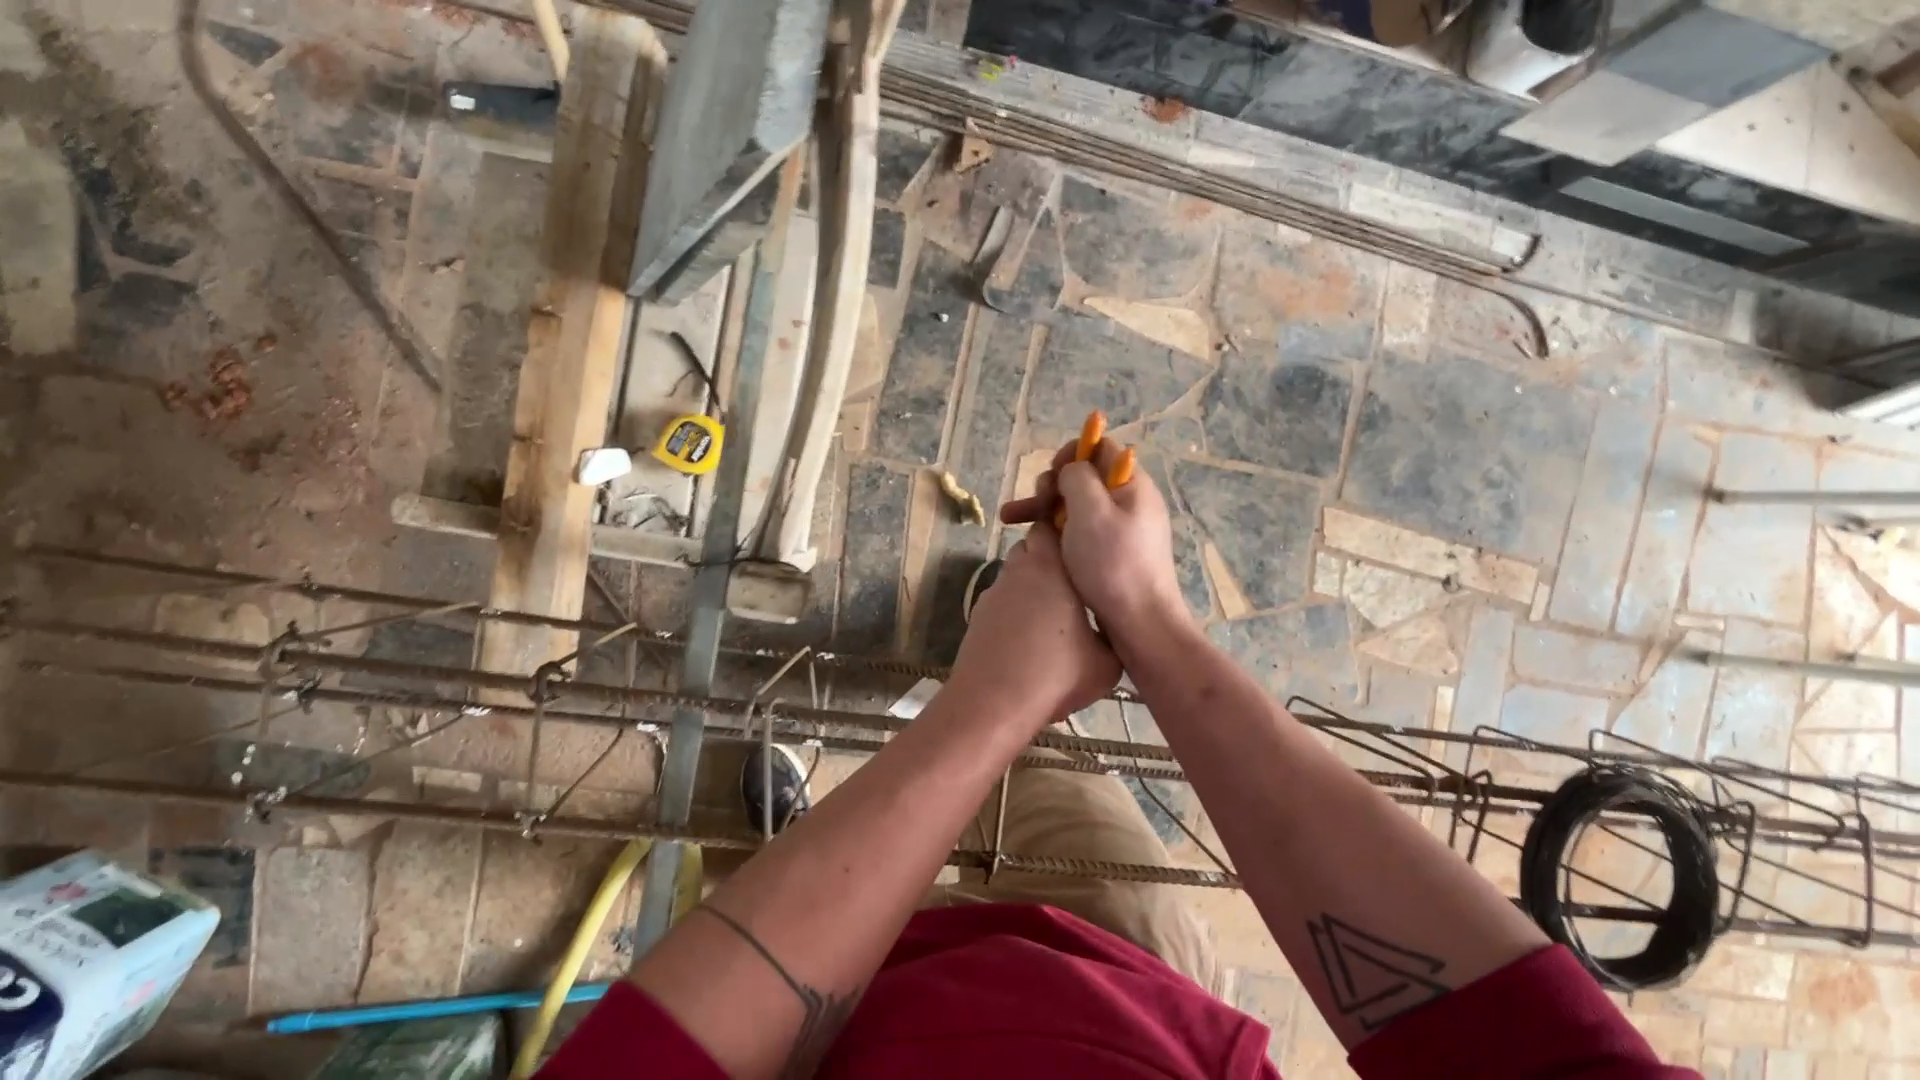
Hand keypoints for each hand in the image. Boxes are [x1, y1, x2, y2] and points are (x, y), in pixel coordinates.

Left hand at [950, 524, 1119, 727]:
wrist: (993, 703)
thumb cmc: (1056, 675)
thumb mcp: (1106, 663)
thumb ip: (1112, 635)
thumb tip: (1115, 630)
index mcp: (1050, 569)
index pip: (1050, 527)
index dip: (1064, 534)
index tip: (1083, 551)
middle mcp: (1018, 572)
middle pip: (1030, 548)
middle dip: (1049, 559)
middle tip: (1073, 587)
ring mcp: (993, 594)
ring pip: (1014, 575)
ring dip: (1031, 587)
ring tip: (1053, 618)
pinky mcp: (977, 618)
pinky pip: (1001, 603)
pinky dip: (1014, 612)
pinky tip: (1028, 641)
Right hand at [1000, 437, 1186, 647]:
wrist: (1140, 622)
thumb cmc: (1114, 563)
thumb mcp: (1090, 511)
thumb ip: (1077, 478)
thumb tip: (1071, 470)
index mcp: (1131, 485)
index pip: (1101, 449)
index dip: (1071, 454)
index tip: (1050, 476)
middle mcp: (1129, 503)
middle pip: (1084, 479)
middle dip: (1052, 485)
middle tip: (1034, 505)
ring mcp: (1120, 531)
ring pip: (1076, 507)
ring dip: (1043, 508)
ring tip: (1009, 518)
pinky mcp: (1110, 555)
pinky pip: (1079, 533)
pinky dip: (1054, 532)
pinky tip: (1030, 541)